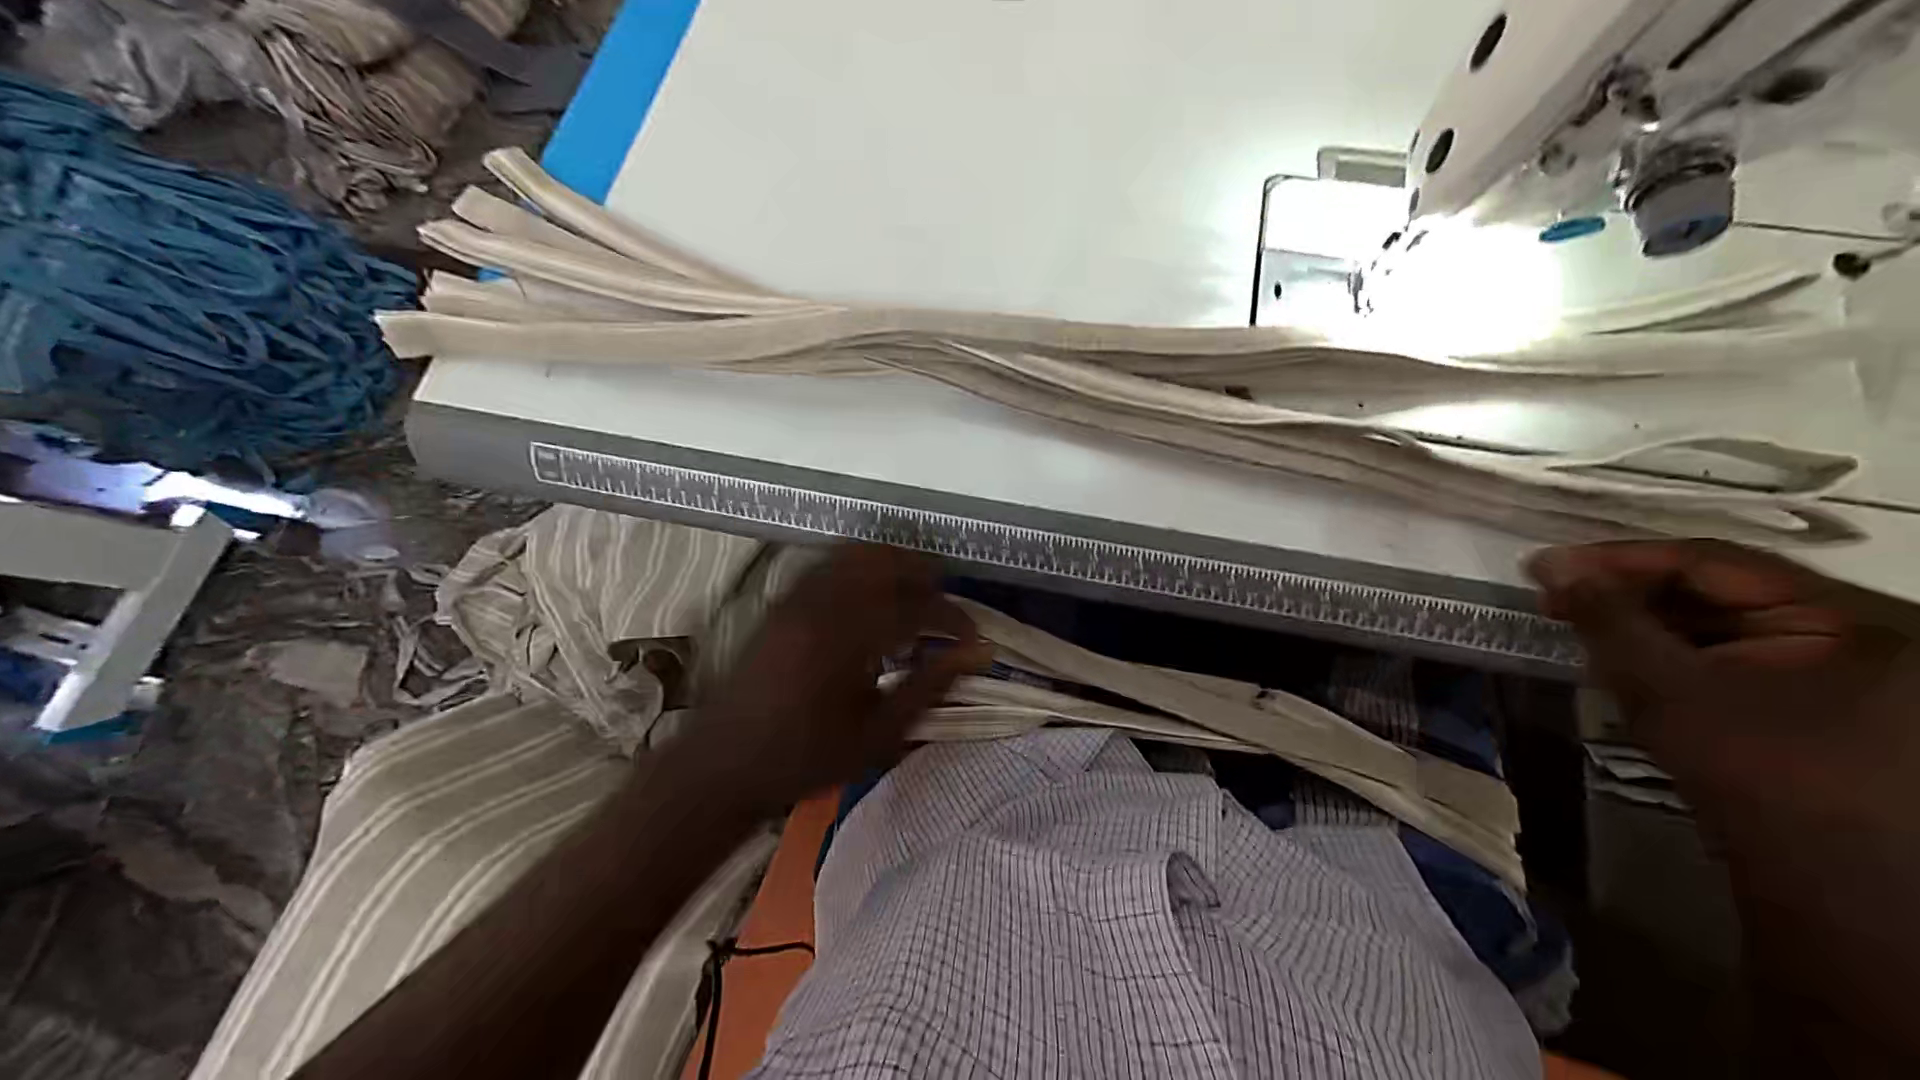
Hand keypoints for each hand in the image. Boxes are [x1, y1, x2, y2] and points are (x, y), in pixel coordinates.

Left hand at [686, 544, 989, 810]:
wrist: (721, 764)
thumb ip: (928, 687)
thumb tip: (975, 654)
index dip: (953, 617)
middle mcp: (821, 605)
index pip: (917, 607)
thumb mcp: (877, 735)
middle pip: (886, 563)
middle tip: (946, 606)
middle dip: (925, 575)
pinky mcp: (779, 601)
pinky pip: (827, 564)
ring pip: (855, 555)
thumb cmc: (804, 759)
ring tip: (914, 594)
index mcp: (848, 640)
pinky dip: (859, 568)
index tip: (972, 636)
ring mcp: (795, 598)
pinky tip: (869, 596)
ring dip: (892, 566)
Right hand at [1529, 539, 1919, 1062]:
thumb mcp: (1665, 685)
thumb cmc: (1752, 769)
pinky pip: (1730, 651)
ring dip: (1644, 620)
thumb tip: (1550, 563)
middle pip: (1718, 587)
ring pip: (1719, 620)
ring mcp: (1842, 665)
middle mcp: (1855, 629)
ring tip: (1577, 625)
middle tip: (1553, 597)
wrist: (1822, 879)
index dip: (1620, 558)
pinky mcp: (1815, 695)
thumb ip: (1607, 617)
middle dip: (1627, 590)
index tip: (1544, 566)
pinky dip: (1672, 649)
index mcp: (1847, 616)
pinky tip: (1624, 658)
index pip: (1712, 560)